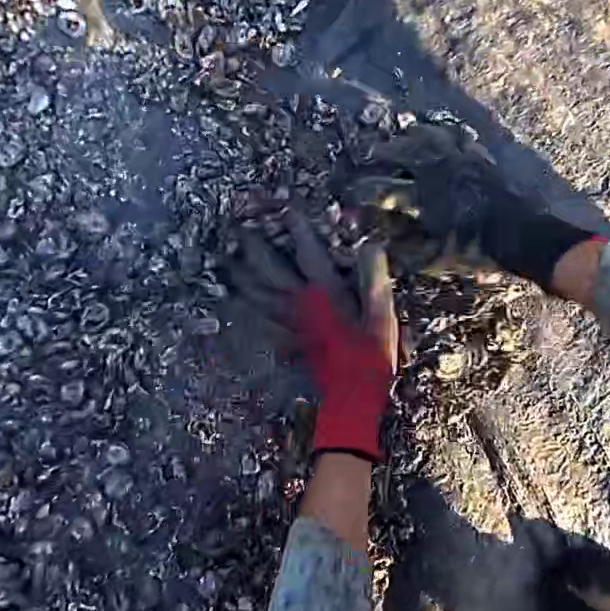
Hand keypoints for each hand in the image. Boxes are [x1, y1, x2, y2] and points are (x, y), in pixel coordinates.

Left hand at [232, 214, 397, 462]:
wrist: (351, 401)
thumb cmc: (370, 359)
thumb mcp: (383, 319)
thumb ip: (375, 281)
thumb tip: (370, 245)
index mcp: (326, 294)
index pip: (310, 254)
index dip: (299, 230)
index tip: (287, 209)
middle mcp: (303, 305)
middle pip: (272, 273)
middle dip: (256, 251)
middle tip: (239, 231)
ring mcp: (291, 325)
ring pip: (260, 295)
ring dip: (243, 277)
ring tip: (227, 262)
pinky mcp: (288, 341)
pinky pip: (261, 322)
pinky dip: (247, 311)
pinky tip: (235, 304)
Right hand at [353, 124, 599, 289]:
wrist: (524, 235)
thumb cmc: (477, 250)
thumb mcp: (437, 258)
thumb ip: (406, 250)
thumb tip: (379, 241)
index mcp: (423, 197)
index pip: (383, 190)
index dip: (363, 191)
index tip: (350, 192)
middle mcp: (438, 172)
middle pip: (404, 153)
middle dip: (384, 152)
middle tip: (373, 153)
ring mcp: (460, 161)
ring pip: (431, 138)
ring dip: (414, 135)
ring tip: (405, 133)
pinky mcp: (479, 159)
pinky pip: (460, 138)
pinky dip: (448, 133)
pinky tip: (444, 132)